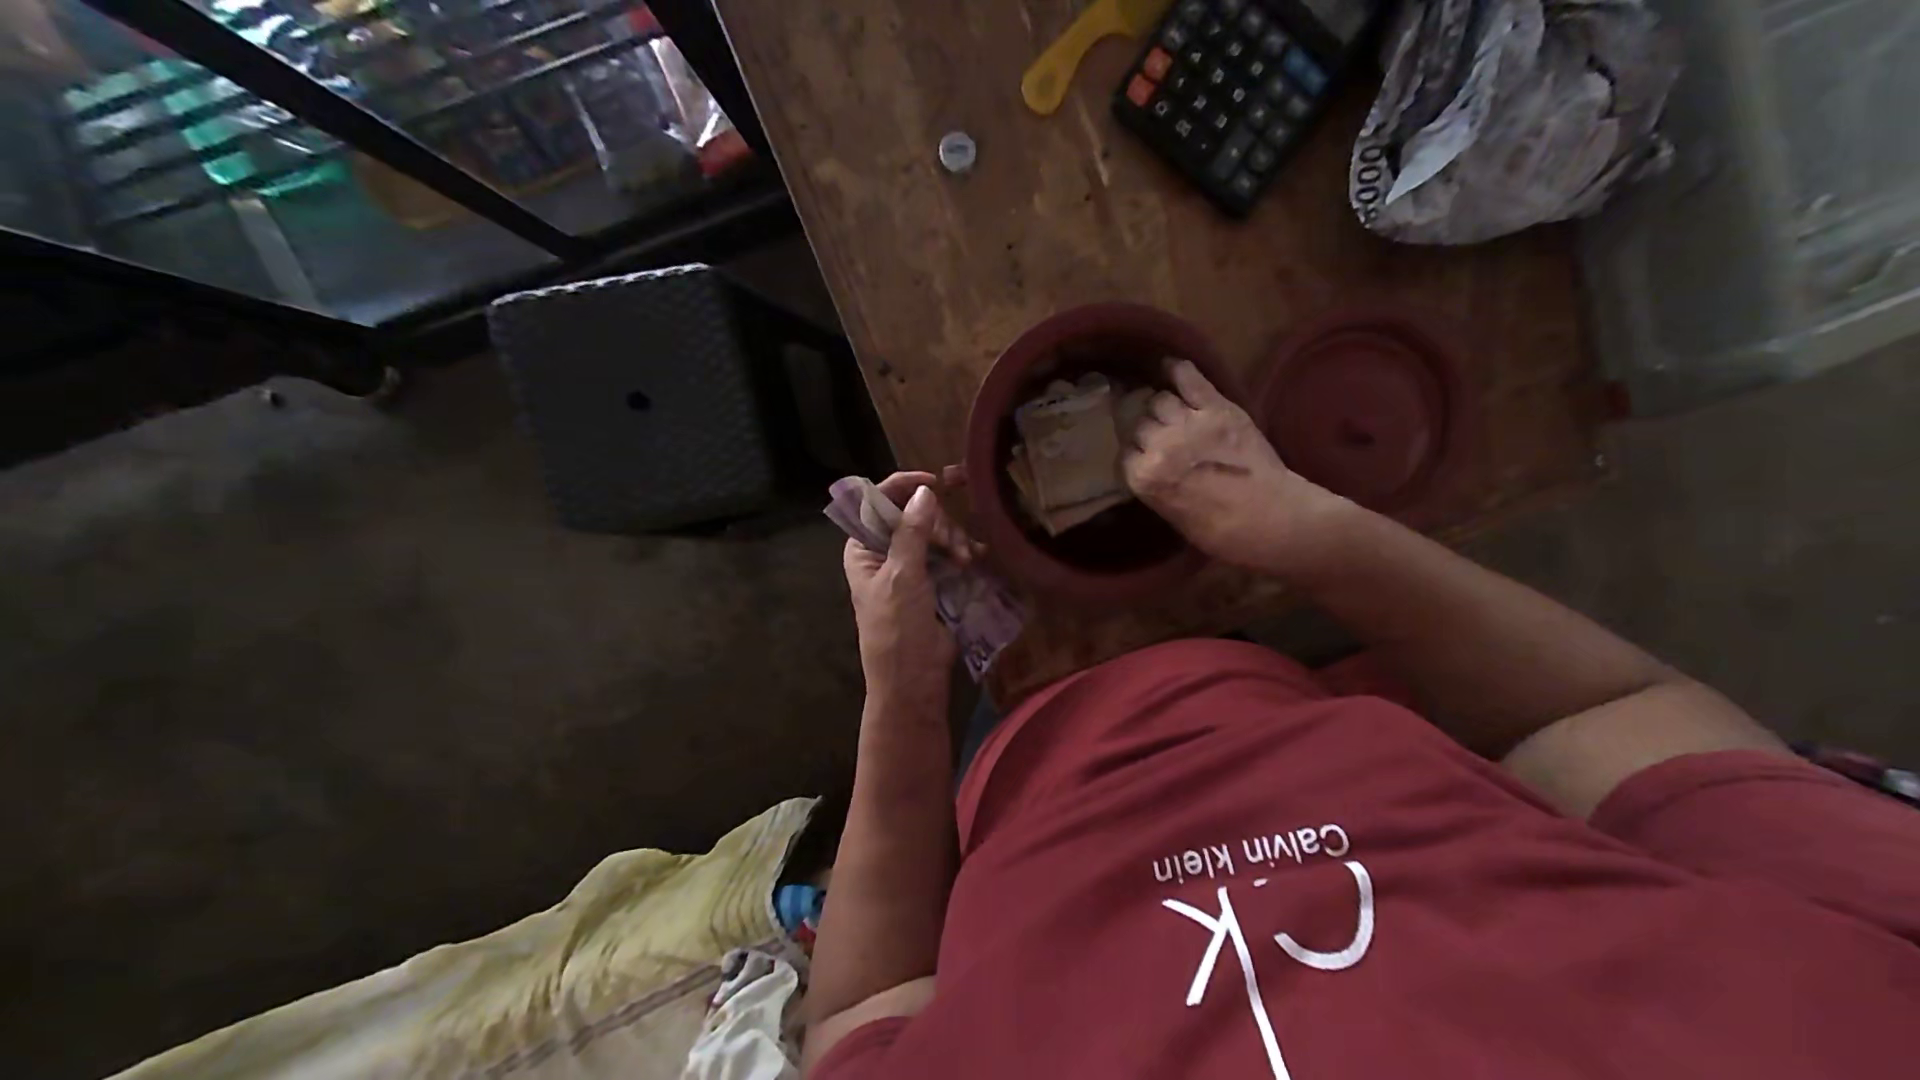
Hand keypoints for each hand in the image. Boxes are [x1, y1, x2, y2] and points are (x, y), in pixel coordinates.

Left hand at [843, 472, 969, 709]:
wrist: (913, 679)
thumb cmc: (896, 628)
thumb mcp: (902, 576)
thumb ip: (912, 532)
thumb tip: (925, 492)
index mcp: (863, 548)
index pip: (878, 503)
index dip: (903, 488)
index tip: (934, 484)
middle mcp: (884, 552)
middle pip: (914, 516)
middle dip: (939, 525)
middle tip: (954, 546)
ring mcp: (911, 566)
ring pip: (935, 533)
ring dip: (954, 541)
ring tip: (967, 561)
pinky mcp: (934, 580)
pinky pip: (949, 553)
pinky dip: (962, 553)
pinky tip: (976, 558)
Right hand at [1123, 359, 1347, 574]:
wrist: (1272, 520)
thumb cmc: (1220, 531)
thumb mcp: (1171, 513)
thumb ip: (1154, 483)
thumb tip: (1146, 463)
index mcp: (1144, 478)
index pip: (1125, 452)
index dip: (1136, 452)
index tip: (1144, 455)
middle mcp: (1160, 447)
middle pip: (1139, 424)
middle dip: (1146, 429)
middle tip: (1159, 435)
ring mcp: (1190, 425)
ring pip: (1159, 401)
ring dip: (1162, 406)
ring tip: (1170, 410)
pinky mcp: (1218, 410)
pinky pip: (1189, 380)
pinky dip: (1178, 370)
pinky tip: (1169, 367)